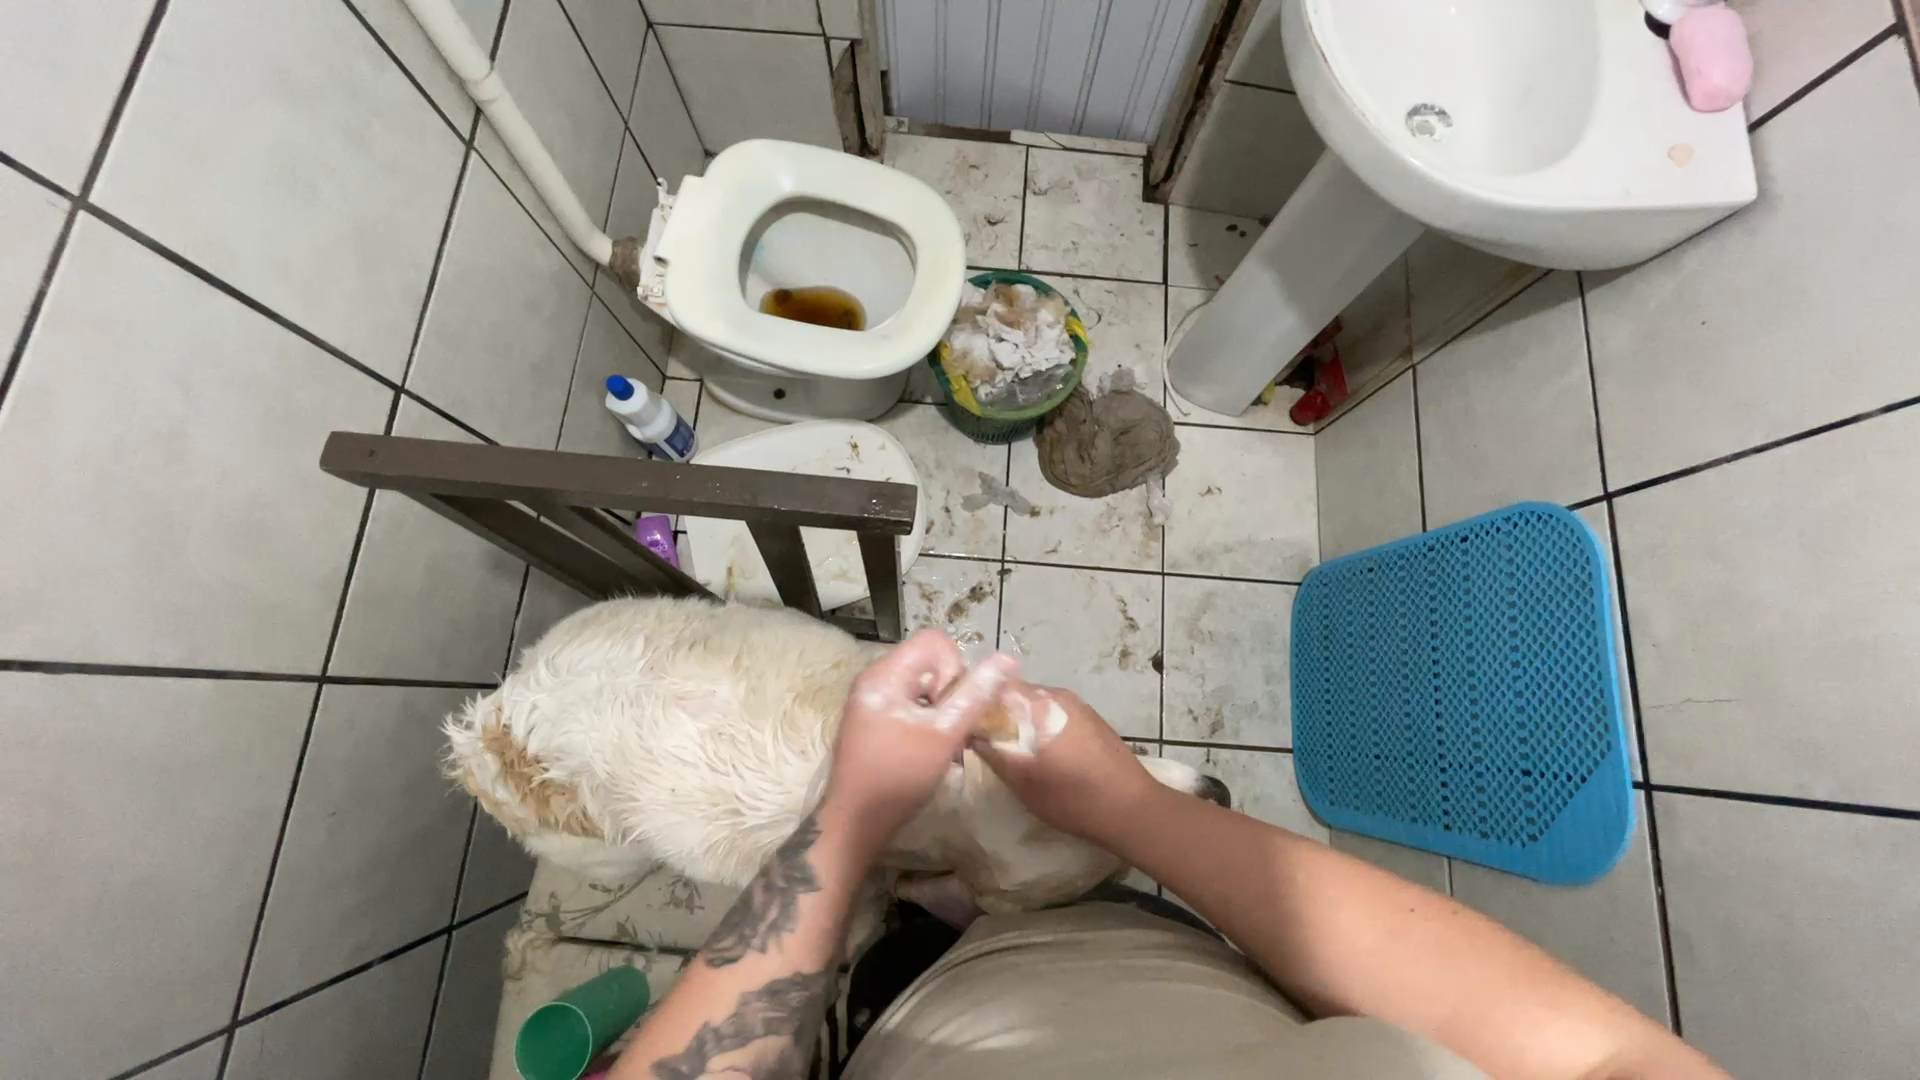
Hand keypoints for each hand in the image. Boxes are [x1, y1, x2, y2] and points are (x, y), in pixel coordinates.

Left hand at [819, 630, 1016, 850]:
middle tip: (955, 732)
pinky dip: (930, 724)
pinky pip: (912, 706)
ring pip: (924, 688)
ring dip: (945, 713)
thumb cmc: (898, 776)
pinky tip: (937, 754)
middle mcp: (875, 679)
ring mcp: (873, 701)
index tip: (954, 707)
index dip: (955, 669)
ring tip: (949, 748)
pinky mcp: (875, 721)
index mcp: (885, 674)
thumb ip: (975, 695)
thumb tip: (1008, 658)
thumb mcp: (944, 735)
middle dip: (952, 695)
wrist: (854, 824)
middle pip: (930, 663)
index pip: (935, 642)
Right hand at [971, 680, 1159, 844]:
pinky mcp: (1090, 719)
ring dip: (1020, 720)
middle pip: (1015, 693)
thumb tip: (971, 733)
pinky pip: (1054, 713)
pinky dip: (1041, 726)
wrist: (1132, 808)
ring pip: (1036, 704)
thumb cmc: (1072, 797)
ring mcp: (1077, 705)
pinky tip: (1040, 752)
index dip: (976, 702)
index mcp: (1039, 703)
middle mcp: (1058, 694)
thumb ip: (994, 752)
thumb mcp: (1023, 781)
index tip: (963, 721)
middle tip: (983, 738)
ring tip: (1010, 747)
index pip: (995, 687)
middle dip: (997, 712)